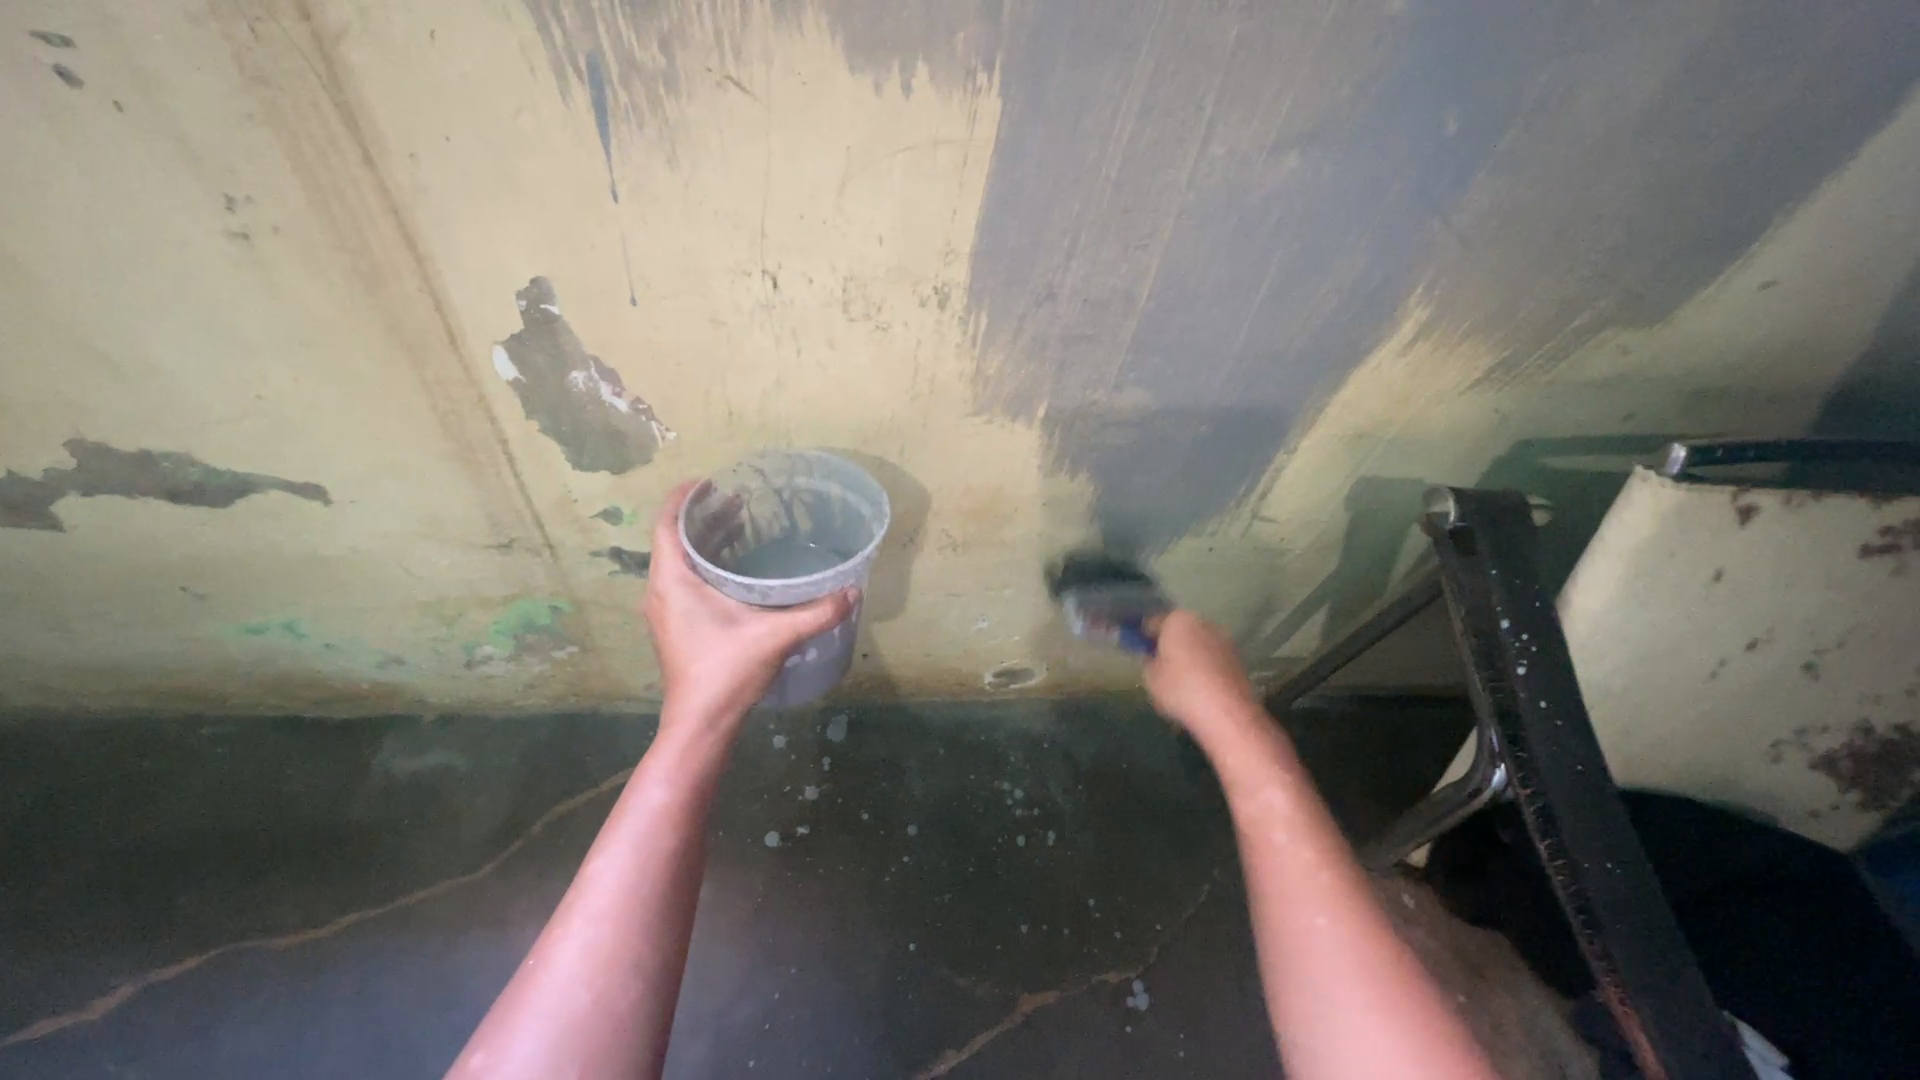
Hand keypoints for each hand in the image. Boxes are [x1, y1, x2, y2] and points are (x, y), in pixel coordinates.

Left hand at [644, 481, 857, 731]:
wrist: (701, 723)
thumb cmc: (727, 671)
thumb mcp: (776, 635)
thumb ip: (816, 612)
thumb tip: (852, 591)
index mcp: (672, 581)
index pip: (667, 524)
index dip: (683, 498)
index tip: (709, 481)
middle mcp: (661, 591)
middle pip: (674, 540)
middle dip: (703, 517)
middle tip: (737, 500)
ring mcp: (665, 612)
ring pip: (679, 562)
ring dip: (705, 542)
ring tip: (739, 526)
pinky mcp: (675, 628)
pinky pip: (684, 582)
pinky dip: (706, 566)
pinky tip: (737, 572)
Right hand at [1142, 611, 1262, 742]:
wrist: (1227, 714)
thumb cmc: (1181, 690)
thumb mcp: (1150, 677)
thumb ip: (1148, 661)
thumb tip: (1153, 656)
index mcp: (1178, 620)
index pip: (1152, 621)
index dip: (1142, 635)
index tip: (1136, 650)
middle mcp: (1203, 622)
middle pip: (1179, 629)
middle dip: (1168, 643)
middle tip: (1157, 664)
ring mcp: (1224, 640)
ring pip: (1198, 643)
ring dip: (1188, 654)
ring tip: (1179, 679)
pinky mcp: (1238, 659)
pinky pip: (1212, 657)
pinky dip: (1204, 666)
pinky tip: (1199, 687)